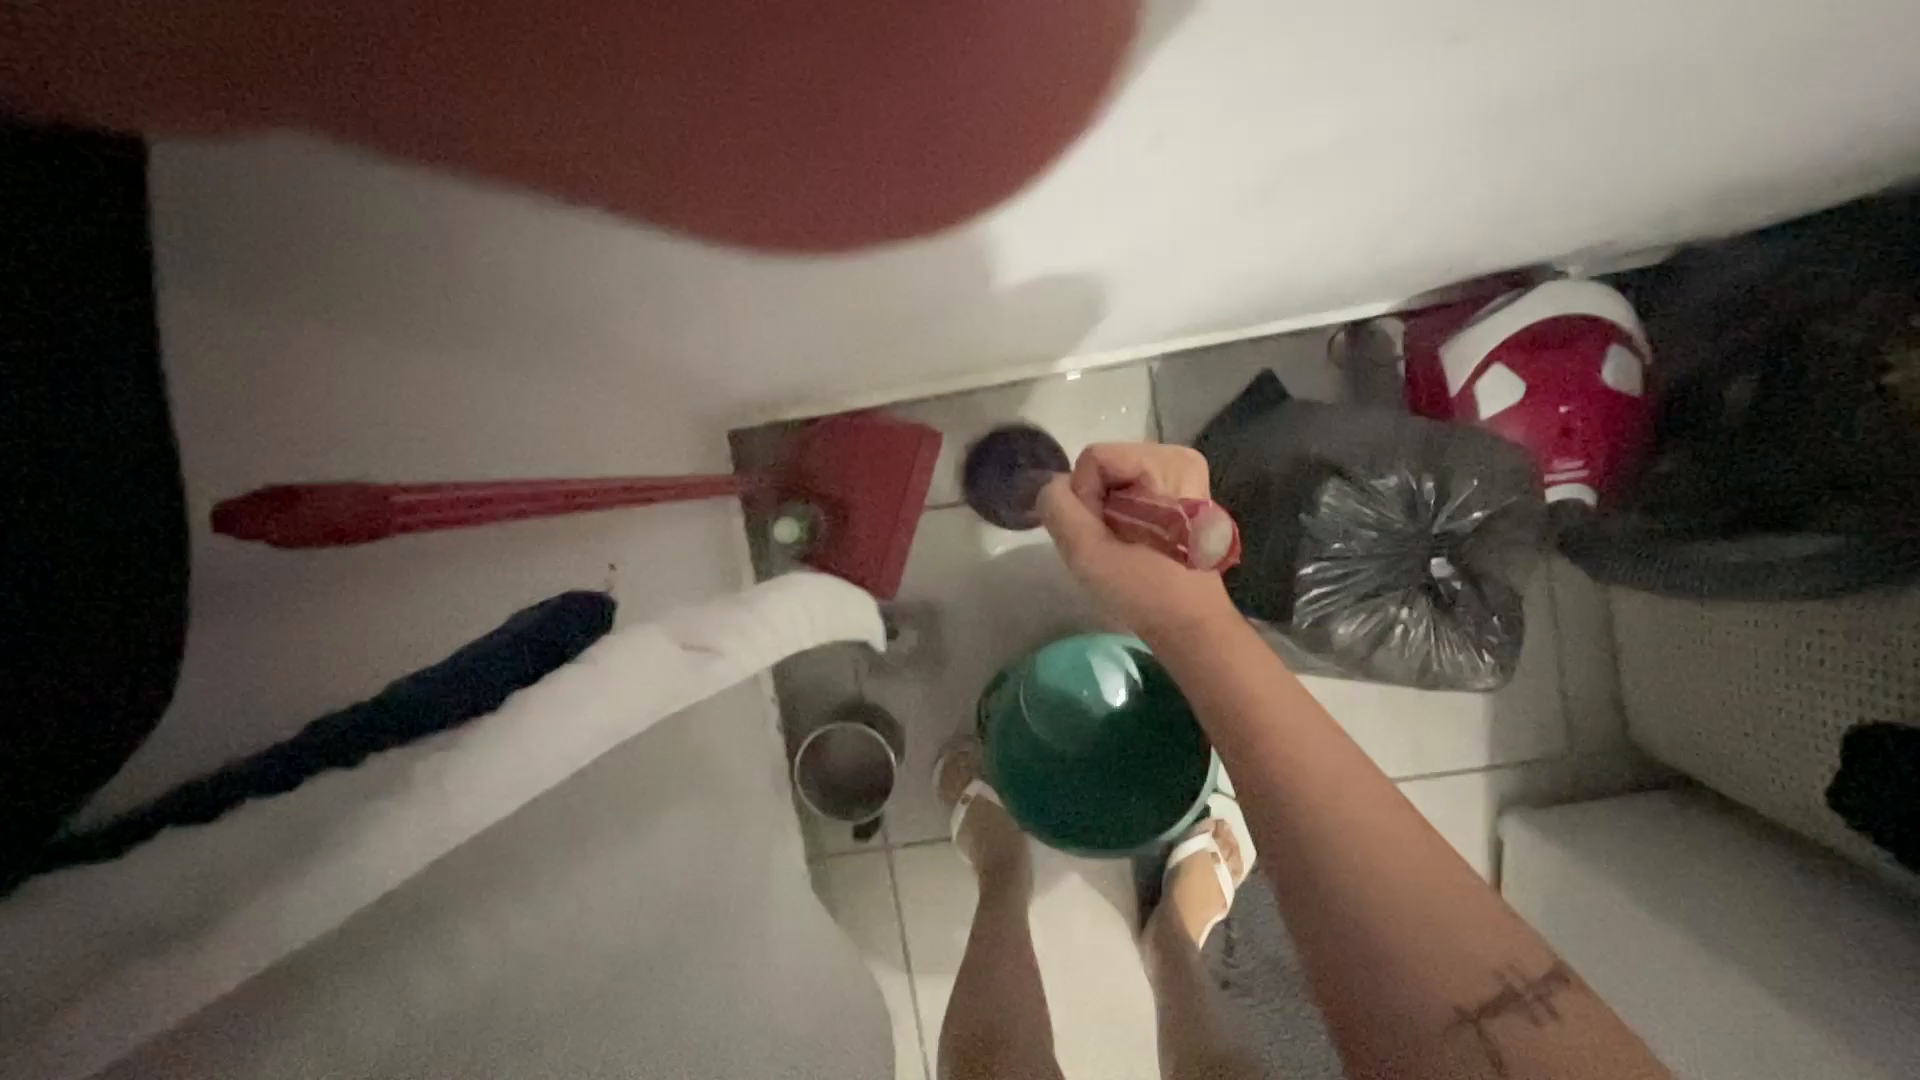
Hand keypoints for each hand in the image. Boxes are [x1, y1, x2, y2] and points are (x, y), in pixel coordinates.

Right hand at [1038, 443, 1239, 642]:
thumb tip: (1053, 488)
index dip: (1085, 501)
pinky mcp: (1177, 493)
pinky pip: (1125, 491)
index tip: (1106, 538)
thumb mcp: (1088, 553)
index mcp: (1169, 464)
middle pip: (1103, 467)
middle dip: (1096, 507)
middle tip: (1114, 546)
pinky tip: (1131, 543)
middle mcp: (1179, 458)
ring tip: (1123, 547)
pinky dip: (1118, 517)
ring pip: (1110, 480)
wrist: (1189, 625)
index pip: (1093, 460)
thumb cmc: (1145, 592)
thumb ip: (1058, 508)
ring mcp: (1181, 475)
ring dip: (1105, 515)